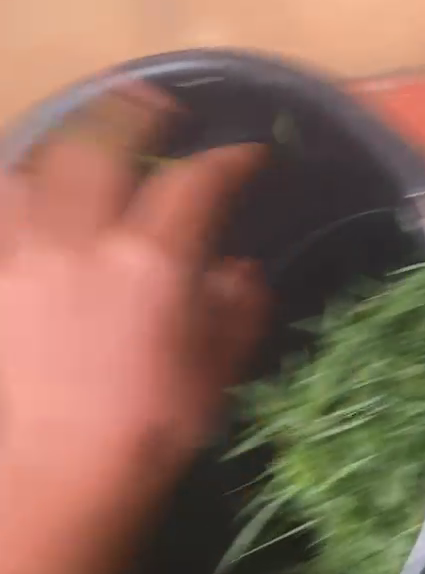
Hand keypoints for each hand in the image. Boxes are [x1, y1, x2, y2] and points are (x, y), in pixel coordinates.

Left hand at [0, 85, 268, 573]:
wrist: (50, 471)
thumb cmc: (155, 423)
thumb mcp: (220, 366)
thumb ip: (233, 306)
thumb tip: (235, 269)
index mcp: (153, 264)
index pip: (197, 186)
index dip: (229, 161)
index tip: (252, 155)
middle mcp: (74, 241)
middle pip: (95, 150)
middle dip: (127, 117)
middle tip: (150, 102)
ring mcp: (9, 255)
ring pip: (20, 169)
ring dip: (54, 148)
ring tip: (74, 144)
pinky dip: (10, 196)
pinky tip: (23, 201)